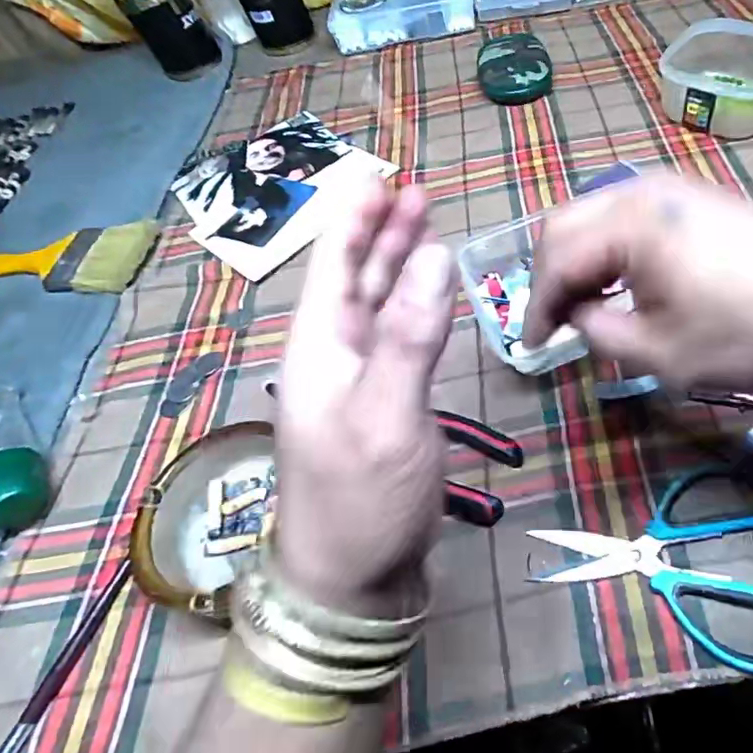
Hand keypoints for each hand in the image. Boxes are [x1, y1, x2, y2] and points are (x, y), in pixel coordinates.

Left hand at [274, 182, 454, 615]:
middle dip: (381, 232)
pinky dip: (412, 308)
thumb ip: (408, 336)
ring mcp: (356, 380)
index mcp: (318, 347)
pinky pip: (395, 339)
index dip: (354, 218)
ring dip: (398, 265)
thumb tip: (434, 256)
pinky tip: (429, 295)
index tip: (378, 174)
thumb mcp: (385, 416)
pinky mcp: (381, 403)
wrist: (352, 579)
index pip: (332, 265)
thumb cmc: (361, 499)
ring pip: (376, 305)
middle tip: (415, 190)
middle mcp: (331, 355)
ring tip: (425, 225)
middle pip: (355, 278)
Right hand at [524, 172, 752, 387]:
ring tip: (584, 306)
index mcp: (627, 222)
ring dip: (577, 263)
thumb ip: (596, 332)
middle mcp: (641, 189)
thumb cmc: (749, 330)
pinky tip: (622, 284)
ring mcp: (672, 188)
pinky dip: (607, 251)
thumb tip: (577, 314)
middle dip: (549, 278)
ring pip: (593, 219)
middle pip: (564, 227)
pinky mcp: (694, 198)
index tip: (531, 348)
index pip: (556, 262)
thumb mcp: (658, 352)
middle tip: (554, 324)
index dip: (536, 309)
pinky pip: (625, 218)